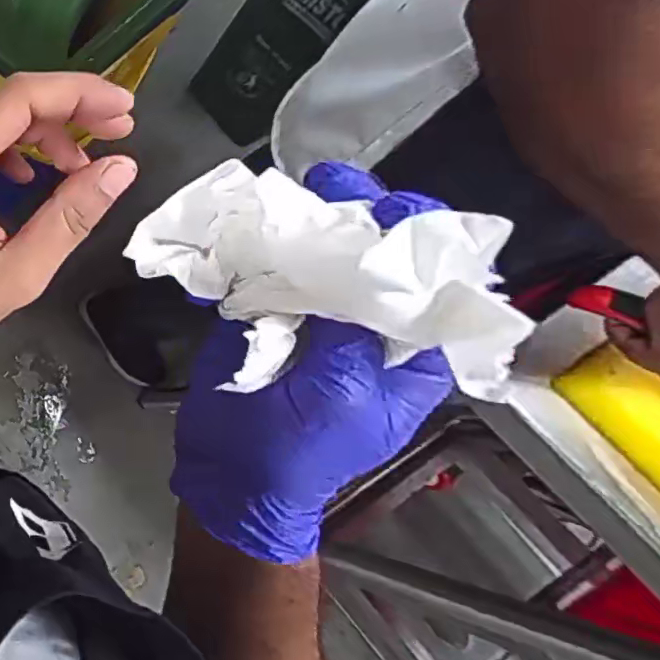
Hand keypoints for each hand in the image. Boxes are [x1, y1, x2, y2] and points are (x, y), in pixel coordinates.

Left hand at [0, 72, 138, 365]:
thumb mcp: (19, 272)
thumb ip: (70, 217)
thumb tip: (119, 169)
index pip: (19, 99)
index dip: (78, 94)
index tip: (122, 108)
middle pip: (10, 100)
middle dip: (70, 107)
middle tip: (117, 128)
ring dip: (47, 129)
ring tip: (83, 161)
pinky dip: (20, 146)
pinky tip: (40, 174)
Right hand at [171, 163, 455, 562]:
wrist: (229, 475)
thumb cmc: (298, 452)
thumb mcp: (340, 397)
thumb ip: (352, 335)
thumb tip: (351, 268)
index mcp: (408, 349)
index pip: (429, 278)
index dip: (414, 235)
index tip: (388, 203)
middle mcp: (364, 326)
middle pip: (369, 259)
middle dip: (352, 218)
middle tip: (328, 185)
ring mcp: (311, 321)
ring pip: (313, 263)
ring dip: (298, 230)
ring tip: (285, 199)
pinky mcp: (261, 321)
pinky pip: (262, 280)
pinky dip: (250, 256)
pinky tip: (243, 236)